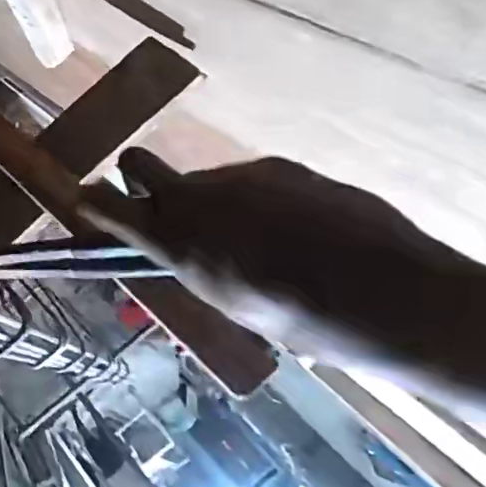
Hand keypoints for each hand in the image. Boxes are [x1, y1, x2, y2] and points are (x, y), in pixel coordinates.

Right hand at [81, 149, 485, 344]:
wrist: (399, 296)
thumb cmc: (310, 324)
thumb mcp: (236, 308)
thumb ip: (199, 267)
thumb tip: (190, 252)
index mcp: (179, 241)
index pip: (109, 205)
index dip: (94, 202)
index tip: (86, 200)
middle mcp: (197, 196)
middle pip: (138, 162)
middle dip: (139, 177)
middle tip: (169, 208)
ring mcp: (238, 174)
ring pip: (207, 180)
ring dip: (218, 202)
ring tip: (267, 242)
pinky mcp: (280, 166)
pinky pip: (253, 180)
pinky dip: (261, 201)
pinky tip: (303, 231)